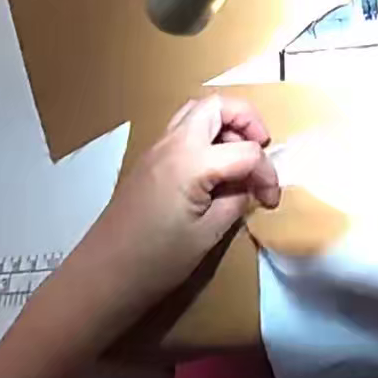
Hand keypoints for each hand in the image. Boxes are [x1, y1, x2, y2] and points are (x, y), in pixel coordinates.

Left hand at [70, 94, 280, 315]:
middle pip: (218, 105)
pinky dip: (206, 135)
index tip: (272, 200)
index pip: (246, 150)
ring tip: (238, 157)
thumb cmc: (158, 259)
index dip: (267, 173)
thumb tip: (249, 184)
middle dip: (247, 120)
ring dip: (224, 123)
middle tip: (261, 148)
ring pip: (197, 111)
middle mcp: (174, 142)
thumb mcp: (209, 234)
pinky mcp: (149, 158)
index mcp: (191, 161)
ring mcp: (158, 146)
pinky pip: (183, 128)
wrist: (105, 272)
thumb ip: (236, 200)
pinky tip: (213, 168)